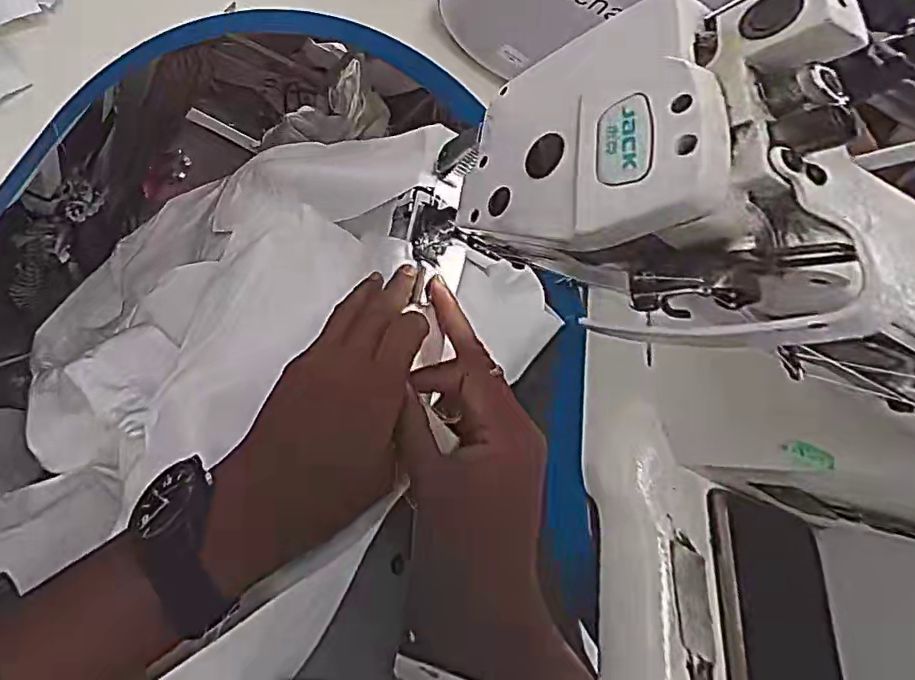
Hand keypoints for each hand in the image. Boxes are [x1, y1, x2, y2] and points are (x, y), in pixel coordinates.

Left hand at [201, 267, 427, 597]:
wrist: (266, 495)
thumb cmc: (322, 492)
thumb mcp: (387, 469)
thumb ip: (406, 426)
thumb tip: (414, 404)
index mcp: (380, 388)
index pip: (406, 333)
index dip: (420, 320)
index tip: (426, 316)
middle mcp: (351, 365)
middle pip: (379, 312)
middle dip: (397, 290)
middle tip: (409, 274)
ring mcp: (322, 361)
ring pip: (352, 313)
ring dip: (369, 293)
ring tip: (380, 279)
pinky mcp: (300, 366)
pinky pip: (330, 326)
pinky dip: (345, 311)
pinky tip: (350, 310)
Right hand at [397, 277, 568, 677]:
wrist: (489, 611)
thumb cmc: (470, 558)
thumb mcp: (430, 479)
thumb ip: (411, 423)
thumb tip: (396, 386)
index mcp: (509, 431)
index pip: (471, 368)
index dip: (436, 351)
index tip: (422, 315)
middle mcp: (518, 434)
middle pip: (476, 374)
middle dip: (445, 348)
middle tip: (430, 304)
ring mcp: (511, 449)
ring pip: (472, 396)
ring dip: (442, 383)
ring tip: (414, 369)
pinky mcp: (499, 464)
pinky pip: (471, 420)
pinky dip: (446, 410)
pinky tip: (421, 411)